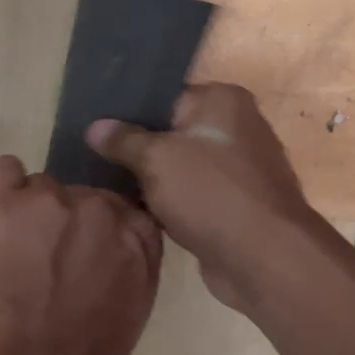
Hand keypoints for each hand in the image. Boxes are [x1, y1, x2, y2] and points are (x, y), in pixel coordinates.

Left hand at [0, 156, 162, 354]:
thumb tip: (115, 235)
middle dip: (65, 224)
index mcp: (138, 232)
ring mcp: (50, 201)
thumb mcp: (136, 301)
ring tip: (18, 256)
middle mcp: (99, 206)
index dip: (99, 230)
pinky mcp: (5, 206)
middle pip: (79, 196)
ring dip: (32, 214)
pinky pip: (3, 171)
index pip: (120, 207)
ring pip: (40, 189)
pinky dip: (2, 186)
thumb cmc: (88, 353)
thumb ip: (134, 256)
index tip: (82, 253)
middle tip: (47, 262)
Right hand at [86, 83, 322, 310]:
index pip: (164, 97)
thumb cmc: (211, 193)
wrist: (263, 257)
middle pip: (171, 132)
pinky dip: (167, 202)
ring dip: (149, 180)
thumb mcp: (156, 158)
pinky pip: (189, 195)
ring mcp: (237, 169)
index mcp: (222, 101)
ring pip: (178, 167)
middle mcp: (235, 128)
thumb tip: (95, 127)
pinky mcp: (233, 205)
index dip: (127, 113)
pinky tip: (135, 211)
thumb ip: (123, 140)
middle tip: (90, 156)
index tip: (93, 127)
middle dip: (135, 148)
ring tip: (104, 184)